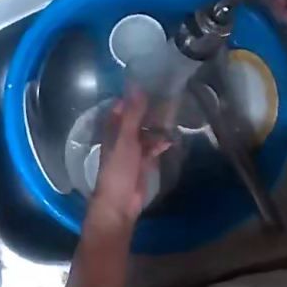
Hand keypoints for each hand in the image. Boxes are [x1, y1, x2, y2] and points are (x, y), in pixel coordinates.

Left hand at [86, 91, 170, 233]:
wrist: (120, 201)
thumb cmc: (119, 167)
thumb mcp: (126, 138)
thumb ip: (133, 115)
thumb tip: (138, 88)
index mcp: (112, 130)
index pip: (122, 107)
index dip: (133, 97)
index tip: (151, 84)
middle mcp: (121, 138)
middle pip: (135, 119)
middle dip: (149, 111)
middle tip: (168, 99)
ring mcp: (132, 150)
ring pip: (145, 133)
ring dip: (156, 128)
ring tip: (173, 118)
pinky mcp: (142, 162)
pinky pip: (152, 148)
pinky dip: (160, 143)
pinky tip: (171, 140)